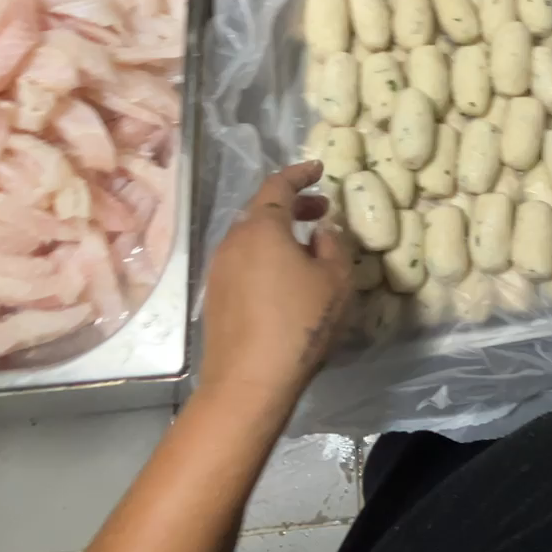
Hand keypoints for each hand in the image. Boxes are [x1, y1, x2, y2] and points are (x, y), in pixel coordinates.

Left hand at [201, 162, 353, 406]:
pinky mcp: (215, 296)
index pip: (278, 185)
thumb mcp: (335, 280)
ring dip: (279, 233)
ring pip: (251, 237)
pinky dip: (266, 255)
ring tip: (308, 246)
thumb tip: (320, 233)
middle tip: (321, 211)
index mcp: (262, 227)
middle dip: (292, 205)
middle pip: (261, 209)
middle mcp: (233, 241)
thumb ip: (332, 245)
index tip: (319, 170)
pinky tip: (286, 277)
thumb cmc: (299, 323)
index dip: (300, 173)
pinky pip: (244, 260)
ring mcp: (219, 269)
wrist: (248, 382)